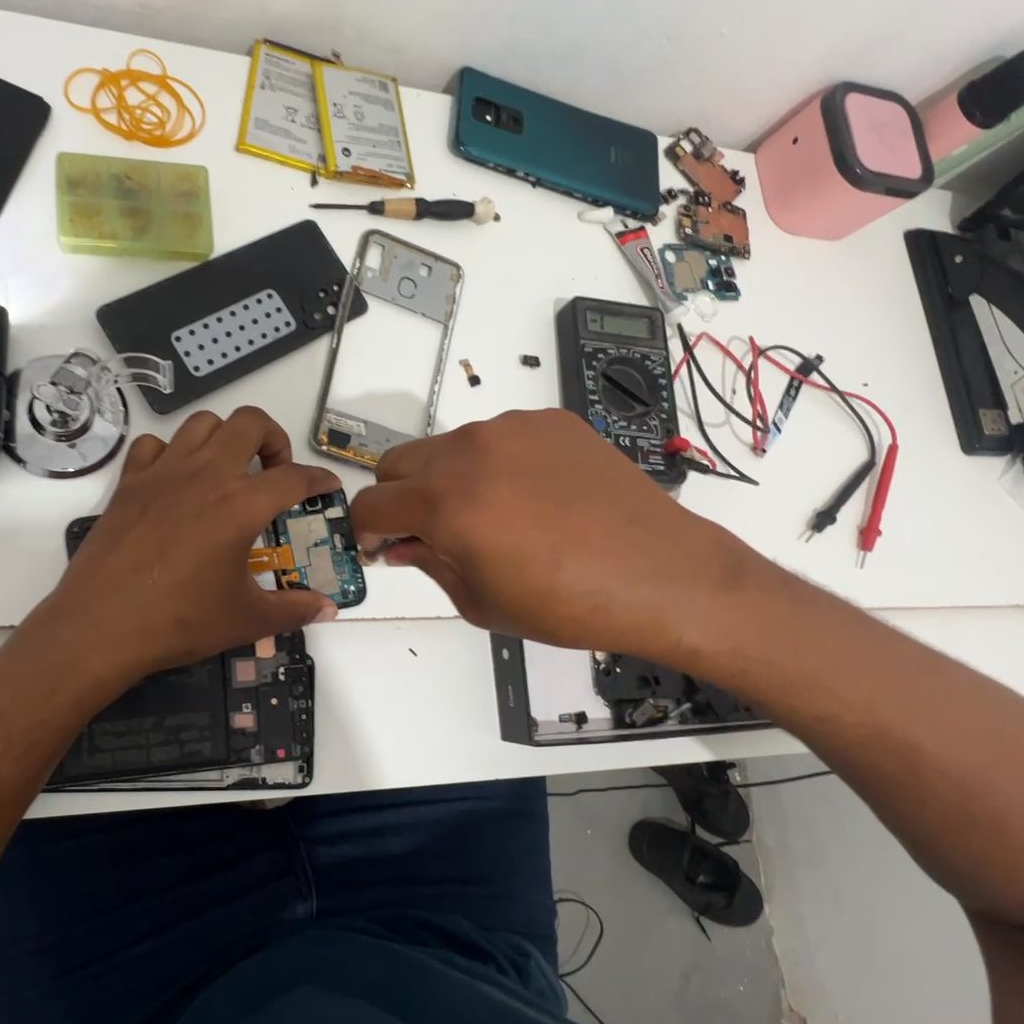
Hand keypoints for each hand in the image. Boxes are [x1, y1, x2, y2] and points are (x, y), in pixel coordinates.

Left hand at [24, 407, 341, 699]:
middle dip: (273, 438)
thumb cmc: (179, 622)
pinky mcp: (130, 482)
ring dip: (224, 438)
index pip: (295, 477)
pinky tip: (176, 481)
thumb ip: (294, 609)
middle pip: (250, 423)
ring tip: (228, 470)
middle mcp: (206, 475)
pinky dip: (171, 452)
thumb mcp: (246, 619)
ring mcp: (164, 473)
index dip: (319, 479)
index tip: (327, 487)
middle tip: (273, 472)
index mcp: (242, 505)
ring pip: (202, 422)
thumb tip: (327, 609)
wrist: (102, 626)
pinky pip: (154, 444)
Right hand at [348, 409, 774, 664]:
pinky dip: (494, 463)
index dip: (364, 530)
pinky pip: (498, 436)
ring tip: (489, 515)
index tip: (378, 545)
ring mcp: (512, 429)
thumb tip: (402, 545)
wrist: (658, 574)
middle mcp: (470, 452)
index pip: (371, 504)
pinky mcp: (550, 421)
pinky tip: (530, 497)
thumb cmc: (568, 603)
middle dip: (398, 497)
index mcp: (445, 502)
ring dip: (446, 477)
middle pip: (398, 462)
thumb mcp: (480, 601)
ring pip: (448, 446)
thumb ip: (428, 565)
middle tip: (425, 531)